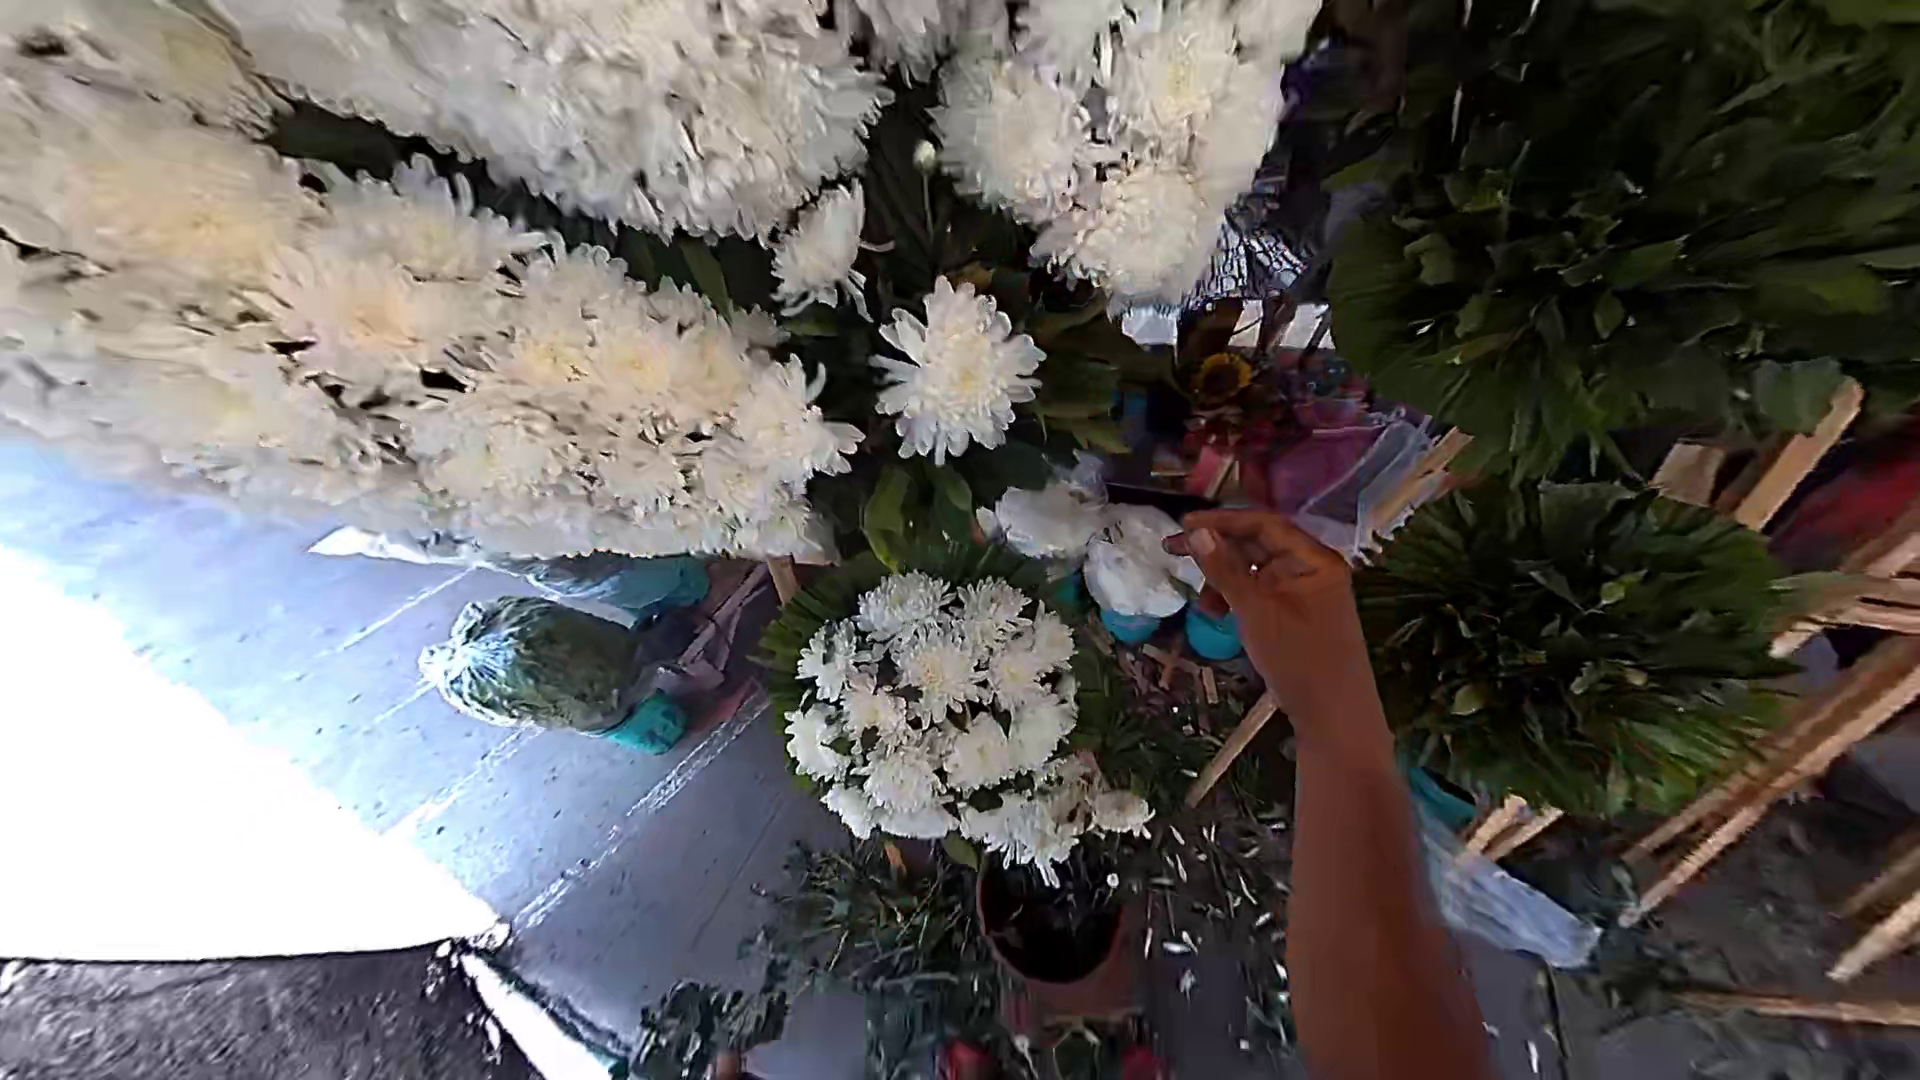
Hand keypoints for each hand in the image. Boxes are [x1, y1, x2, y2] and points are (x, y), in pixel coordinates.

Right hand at [1165, 510, 1377, 738]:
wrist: (1333, 718)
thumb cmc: (1299, 659)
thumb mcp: (1256, 611)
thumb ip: (1224, 569)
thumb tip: (1196, 532)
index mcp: (1314, 560)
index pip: (1264, 524)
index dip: (1222, 521)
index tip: (1184, 524)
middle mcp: (1310, 569)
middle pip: (1256, 545)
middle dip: (1216, 550)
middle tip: (1173, 550)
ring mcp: (1302, 592)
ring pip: (1252, 570)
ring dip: (1221, 579)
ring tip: (1200, 601)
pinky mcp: (1292, 613)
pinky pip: (1256, 592)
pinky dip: (1233, 598)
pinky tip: (1215, 613)